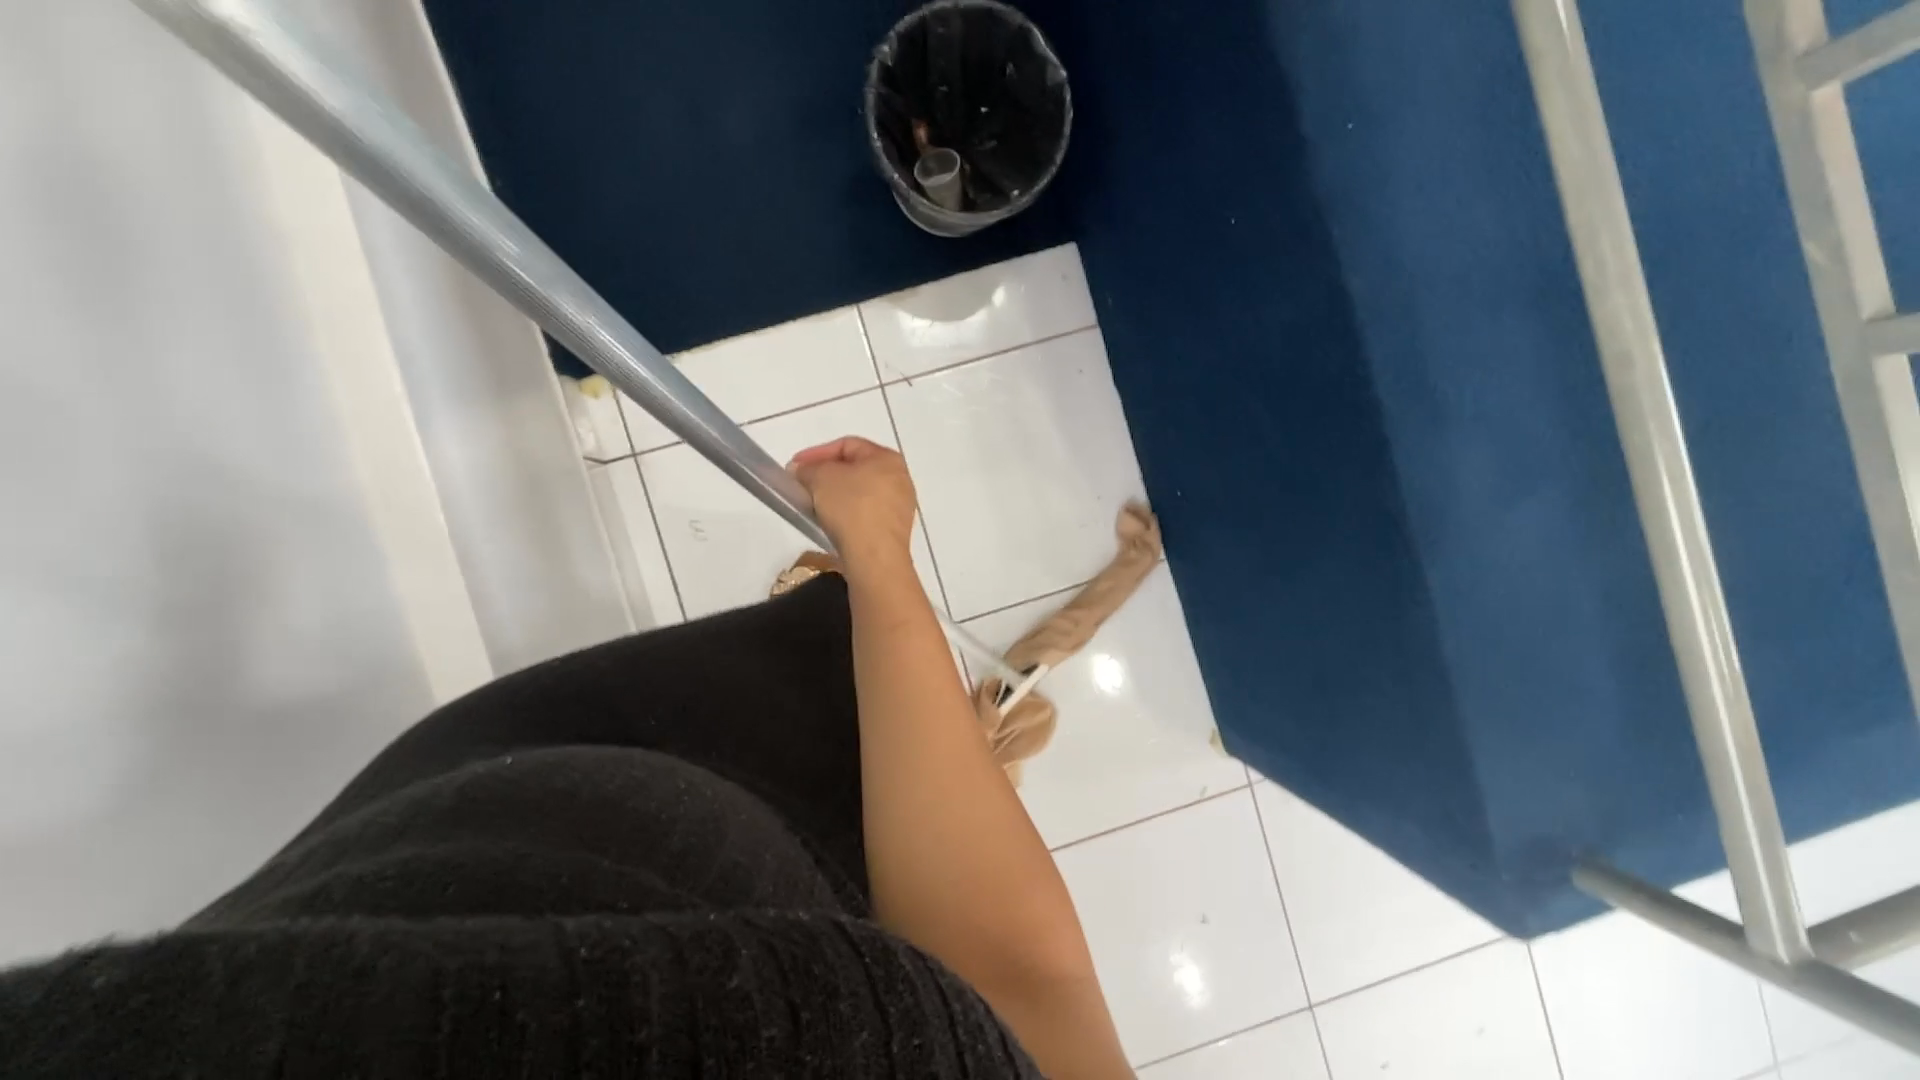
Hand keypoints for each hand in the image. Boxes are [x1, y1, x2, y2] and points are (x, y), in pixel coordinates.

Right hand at [789, 437, 917, 571]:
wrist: (874, 556)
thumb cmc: (851, 507)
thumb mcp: (821, 478)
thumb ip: (808, 468)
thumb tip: (802, 471)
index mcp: (888, 458)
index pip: (847, 445)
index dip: (817, 453)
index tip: (794, 467)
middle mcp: (900, 479)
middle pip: (855, 469)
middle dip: (826, 474)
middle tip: (802, 484)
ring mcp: (900, 506)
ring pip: (860, 493)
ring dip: (835, 495)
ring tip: (813, 504)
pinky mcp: (894, 530)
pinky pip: (865, 514)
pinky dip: (847, 513)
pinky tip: (831, 522)